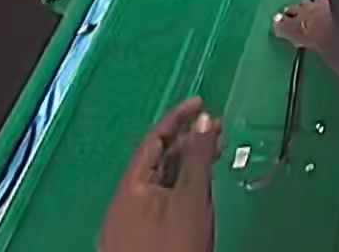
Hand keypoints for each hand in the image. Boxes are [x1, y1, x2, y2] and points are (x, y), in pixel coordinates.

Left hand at [99, 97, 222, 251]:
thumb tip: (204, 119)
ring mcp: (127, 226)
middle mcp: (122, 205)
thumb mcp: (193, 197)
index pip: (152, 141)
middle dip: (186, 140)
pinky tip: (199, 184)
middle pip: (155, 159)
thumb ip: (198, 154)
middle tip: (216, 128)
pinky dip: (179, 184)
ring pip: (158, 180)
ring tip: (214, 152)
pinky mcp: (136, 242)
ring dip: (185, 162)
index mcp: (129, 190)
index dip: (177, 117)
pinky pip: (158, 199)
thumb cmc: (176, 249)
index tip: (201, 102)